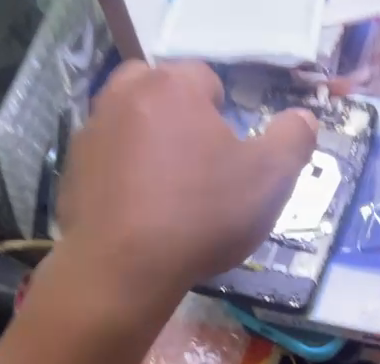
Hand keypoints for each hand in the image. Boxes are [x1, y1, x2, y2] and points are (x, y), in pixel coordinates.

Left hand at [56, 61, 318, 299]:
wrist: (124, 267)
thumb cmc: (202, 218)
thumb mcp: (269, 182)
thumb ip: (293, 142)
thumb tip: (305, 118)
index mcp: (175, 87)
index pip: (207, 80)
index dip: (226, 119)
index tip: (231, 160)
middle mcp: (125, 94)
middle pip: (162, 95)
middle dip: (182, 125)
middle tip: (199, 174)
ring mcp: (92, 131)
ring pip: (131, 128)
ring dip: (150, 150)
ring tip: (169, 199)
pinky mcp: (73, 170)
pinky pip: (108, 164)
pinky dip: (123, 181)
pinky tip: (140, 218)